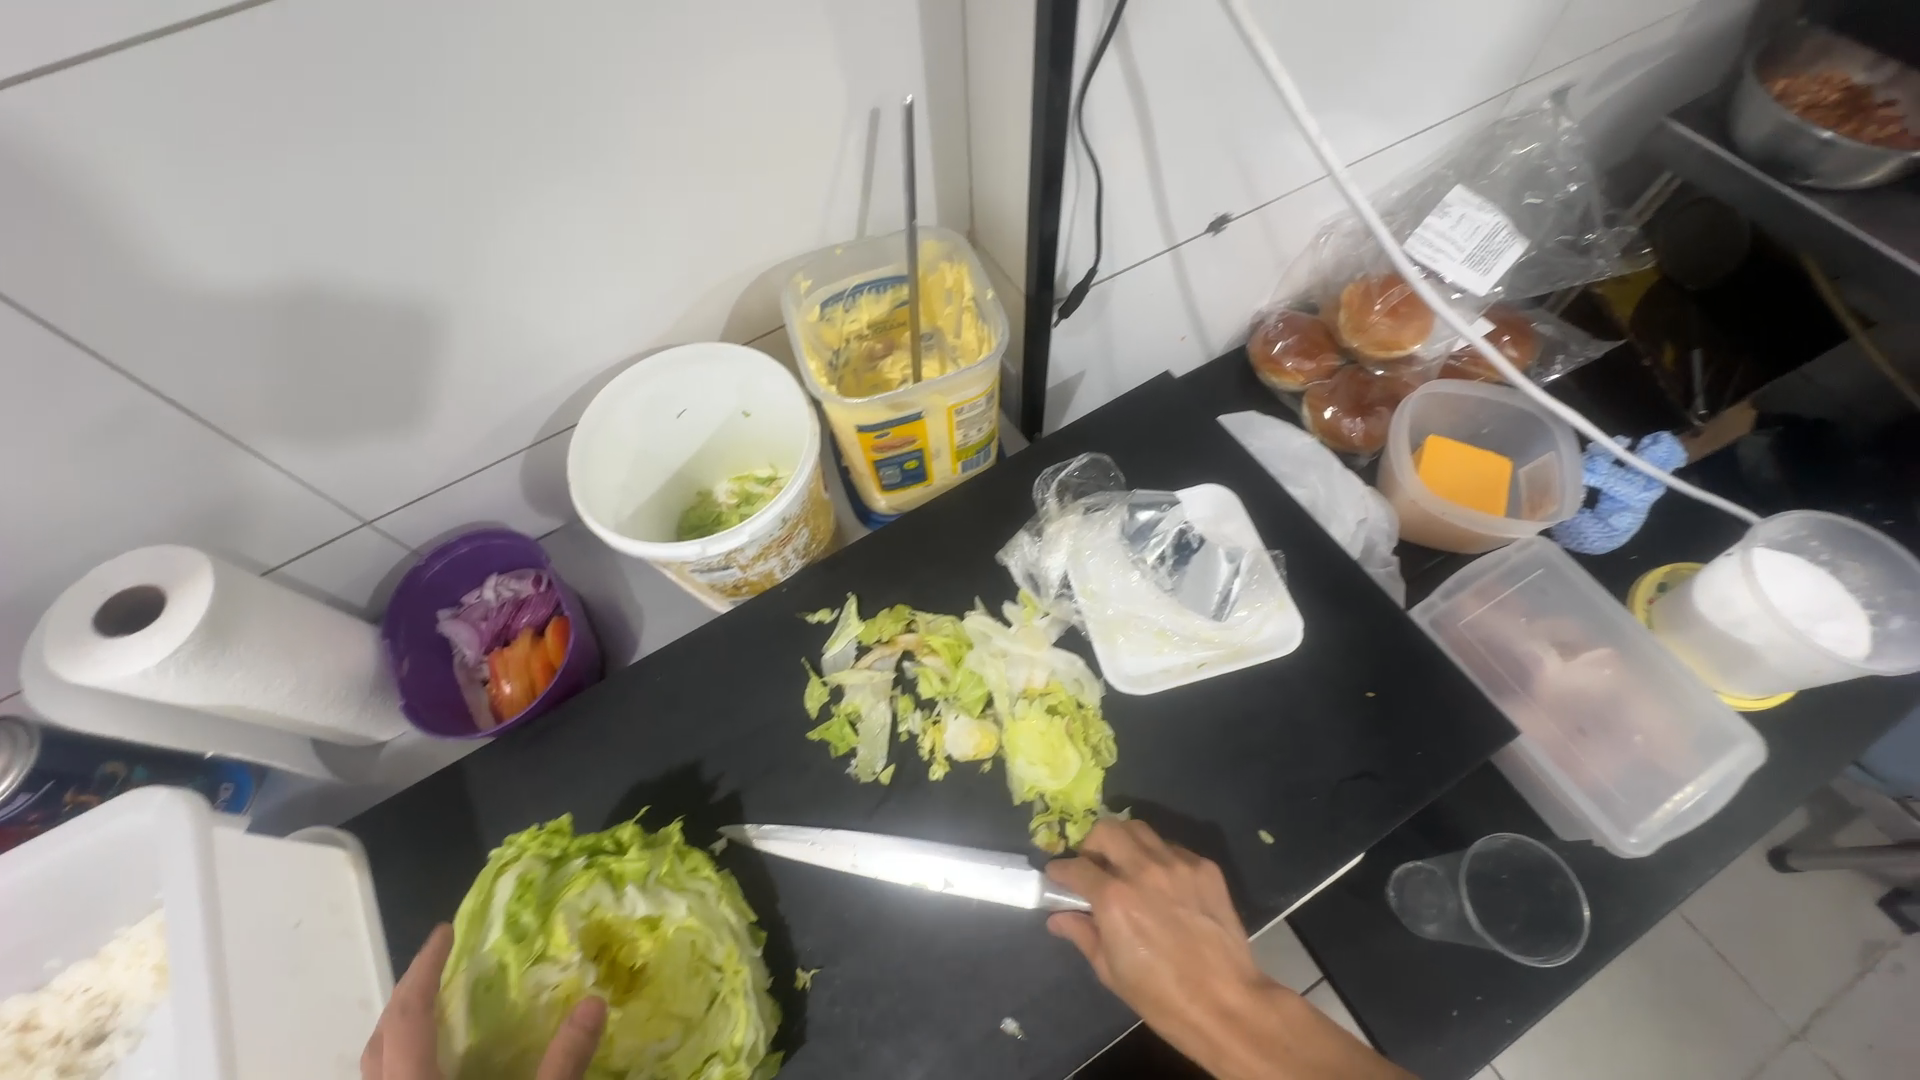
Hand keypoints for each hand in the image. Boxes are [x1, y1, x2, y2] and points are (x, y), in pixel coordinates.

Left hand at [361, 923, 608, 1079]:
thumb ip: (561, 1065)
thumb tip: (593, 1003)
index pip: (407, 1018)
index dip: (423, 970)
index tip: (446, 931)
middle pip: (377, 1044)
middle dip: (405, 998)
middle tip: (439, 965)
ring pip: (374, 1076)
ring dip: (400, 1037)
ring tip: (438, 1014)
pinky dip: (404, 1071)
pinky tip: (440, 1075)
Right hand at [1046, 820, 1409, 1079]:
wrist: (1227, 1004)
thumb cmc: (1162, 997)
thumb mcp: (1111, 972)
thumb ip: (1083, 935)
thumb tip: (1058, 918)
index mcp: (1114, 898)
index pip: (1075, 867)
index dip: (1060, 871)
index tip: (1057, 877)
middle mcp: (1143, 870)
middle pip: (1106, 830)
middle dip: (1091, 844)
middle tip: (1094, 866)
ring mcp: (1177, 865)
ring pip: (1139, 829)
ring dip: (1125, 843)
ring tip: (1127, 866)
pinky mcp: (1204, 868)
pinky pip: (1172, 847)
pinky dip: (1158, 857)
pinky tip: (1163, 882)